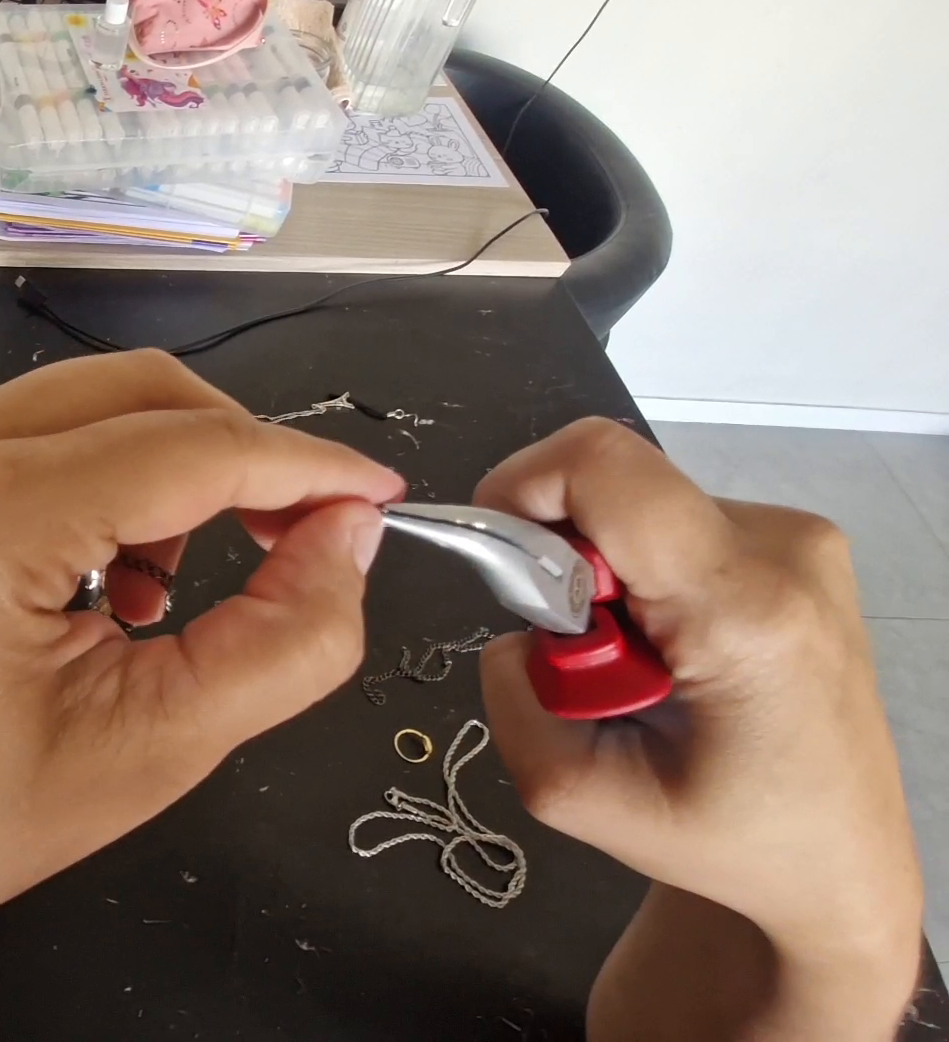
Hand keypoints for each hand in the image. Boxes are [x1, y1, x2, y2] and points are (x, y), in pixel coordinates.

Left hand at [0, 350, 402, 1040]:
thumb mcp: (167, 741)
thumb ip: (291, 636)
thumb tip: (348, 531)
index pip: (187, 449)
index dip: (301, 465)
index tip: (371, 492)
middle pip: (145, 392)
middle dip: (239, 456)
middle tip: (291, 537)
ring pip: (99, 398)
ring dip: (173, 467)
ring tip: (166, 585)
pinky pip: (49, 424)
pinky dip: (110, 472)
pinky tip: (109, 567)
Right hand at [473, 418, 922, 1040]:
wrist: (832, 861)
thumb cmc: (718, 840)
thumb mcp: (566, 789)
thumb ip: (508, 689)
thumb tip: (520, 626)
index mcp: (739, 612)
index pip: (605, 469)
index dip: (519, 485)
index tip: (497, 551)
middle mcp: (781, 551)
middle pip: (606, 482)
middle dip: (549, 550)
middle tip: (564, 637)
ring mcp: (794, 541)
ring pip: (625, 505)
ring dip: (586, 569)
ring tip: (615, 653)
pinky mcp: (788, 544)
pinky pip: (655, 520)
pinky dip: (621, 569)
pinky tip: (650, 637)